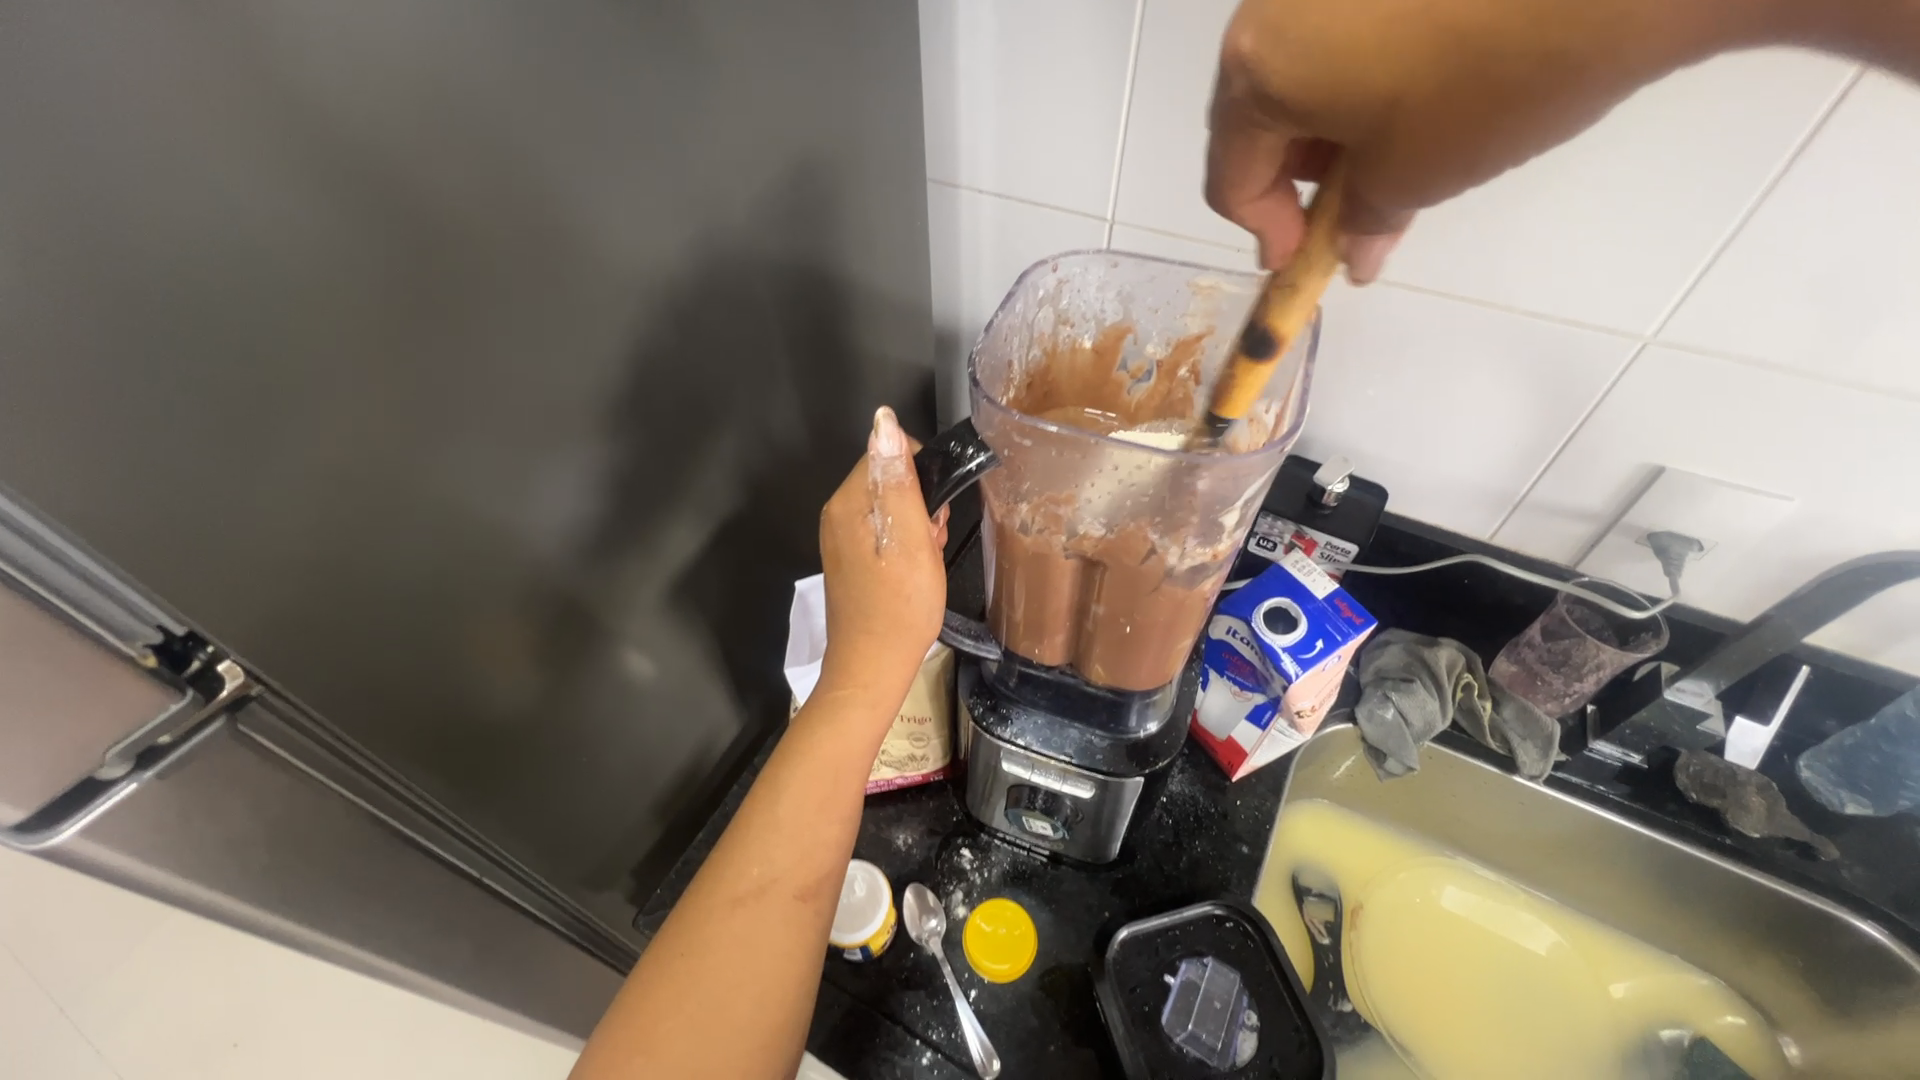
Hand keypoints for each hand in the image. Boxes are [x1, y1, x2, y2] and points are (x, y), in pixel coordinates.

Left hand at [816, 407, 950, 715]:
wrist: (873, 666)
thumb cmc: (900, 605)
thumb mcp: (910, 538)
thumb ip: (899, 478)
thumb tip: (884, 420)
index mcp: (848, 502)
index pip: (888, 453)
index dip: (922, 477)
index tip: (934, 515)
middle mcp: (838, 513)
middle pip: (889, 479)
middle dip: (921, 503)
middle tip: (931, 542)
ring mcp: (841, 538)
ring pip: (891, 506)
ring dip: (917, 526)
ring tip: (925, 559)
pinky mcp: (850, 558)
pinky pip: (883, 531)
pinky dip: (906, 544)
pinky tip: (914, 570)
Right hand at [1205, 0, 1743, 279]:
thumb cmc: (1489, 83)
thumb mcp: (1411, 177)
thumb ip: (1357, 222)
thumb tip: (1352, 254)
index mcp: (1256, 67)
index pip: (1231, 177)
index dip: (1267, 231)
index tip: (1310, 259)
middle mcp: (1274, 2)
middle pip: (1259, 116)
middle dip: (1297, 176)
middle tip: (1349, 208)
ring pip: (1303, 67)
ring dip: (1330, 125)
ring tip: (1391, 148)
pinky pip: (1347, 23)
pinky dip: (1364, 70)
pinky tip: (1418, 85)